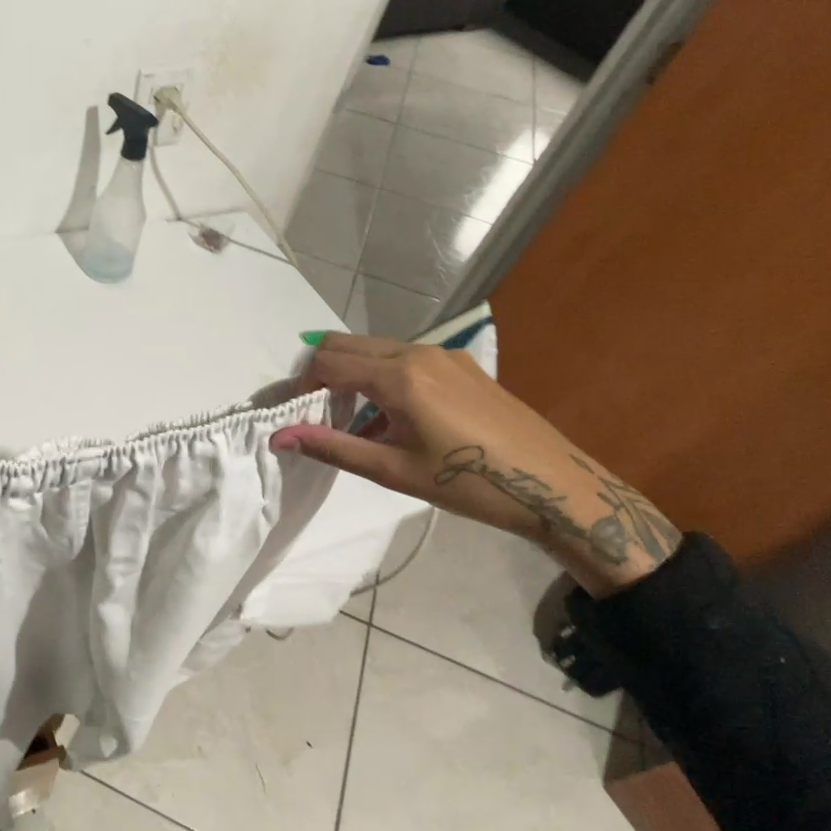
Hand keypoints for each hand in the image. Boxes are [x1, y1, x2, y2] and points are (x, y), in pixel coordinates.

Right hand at [271, 332, 679, 595]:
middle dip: (321, 373)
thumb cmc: (469, 484)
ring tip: (356, 421)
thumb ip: (332, 447)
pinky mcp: (461, 363)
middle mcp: (417, 352)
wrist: (553, 486)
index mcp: (399, 377)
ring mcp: (443, 354)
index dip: (302, 387)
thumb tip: (276, 437)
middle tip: (320, 415)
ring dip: (351, 374)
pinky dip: (381, 375)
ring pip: (374, 348)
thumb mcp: (393, 470)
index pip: (327, 362)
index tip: (297, 418)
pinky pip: (403, 357)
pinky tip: (393, 417)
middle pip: (345, 344)